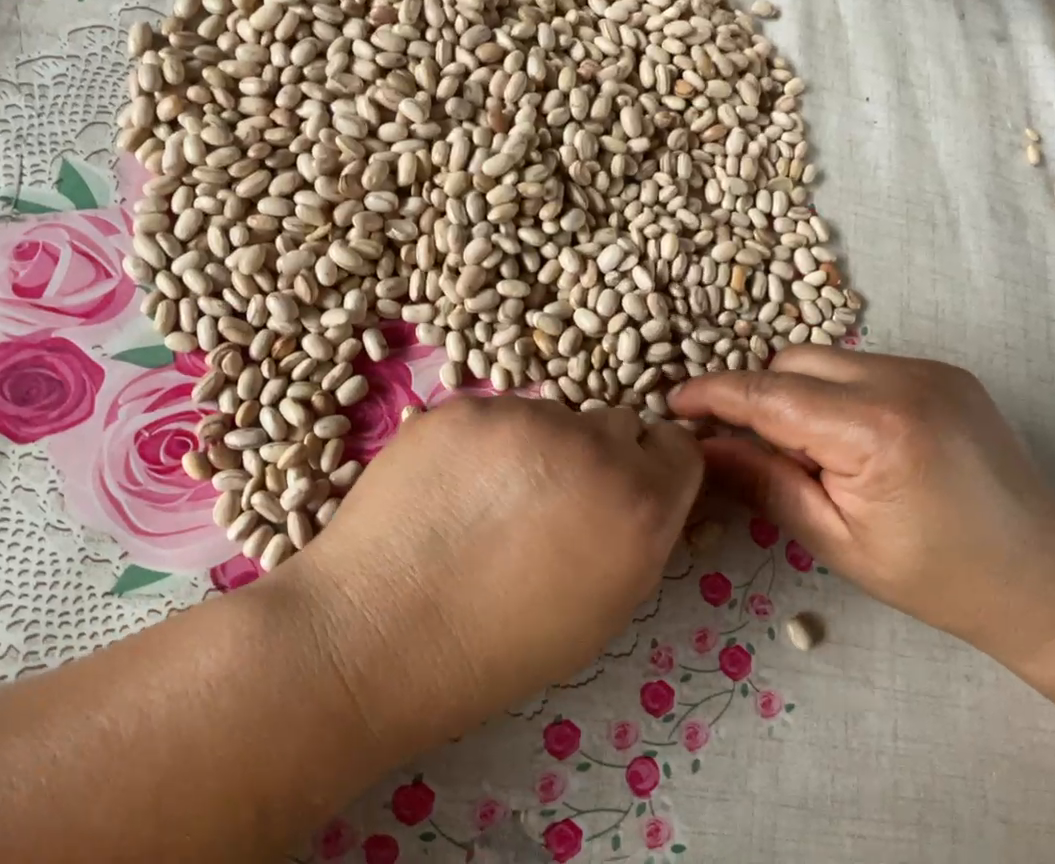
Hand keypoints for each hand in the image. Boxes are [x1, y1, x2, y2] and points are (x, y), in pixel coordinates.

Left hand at [283, 396, 702, 750]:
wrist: (377, 637)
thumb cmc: (498, 649)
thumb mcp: (604, 607)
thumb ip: (639, 535)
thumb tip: (641, 493)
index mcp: (641, 505)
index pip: (677, 448)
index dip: (652, 470)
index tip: (622, 492)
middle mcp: (594, 448)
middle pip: (618, 425)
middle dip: (597, 457)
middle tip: (548, 501)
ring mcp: (524, 418)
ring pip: (552, 416)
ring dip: (537, 447)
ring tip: (486, 502)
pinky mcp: (465, 405)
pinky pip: (494, 413)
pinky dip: (483, 442)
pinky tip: (450, 488)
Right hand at [669, 346, 1054, 653]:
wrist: (1044, 576)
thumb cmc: (936, 578)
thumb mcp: (836, 540)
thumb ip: (764, 483)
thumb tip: (702, 448)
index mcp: (875, 431)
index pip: (769, 395)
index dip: (714, 395)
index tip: (674, 405)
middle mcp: (903, 380)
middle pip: (793, 362)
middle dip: (756, 395)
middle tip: (742, 445)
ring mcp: (929, 369)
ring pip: (826, 359)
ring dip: (795, 392)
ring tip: (801, 449)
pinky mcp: (944, 371)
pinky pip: (862, 366)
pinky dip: (834, 392)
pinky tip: (845, 439)